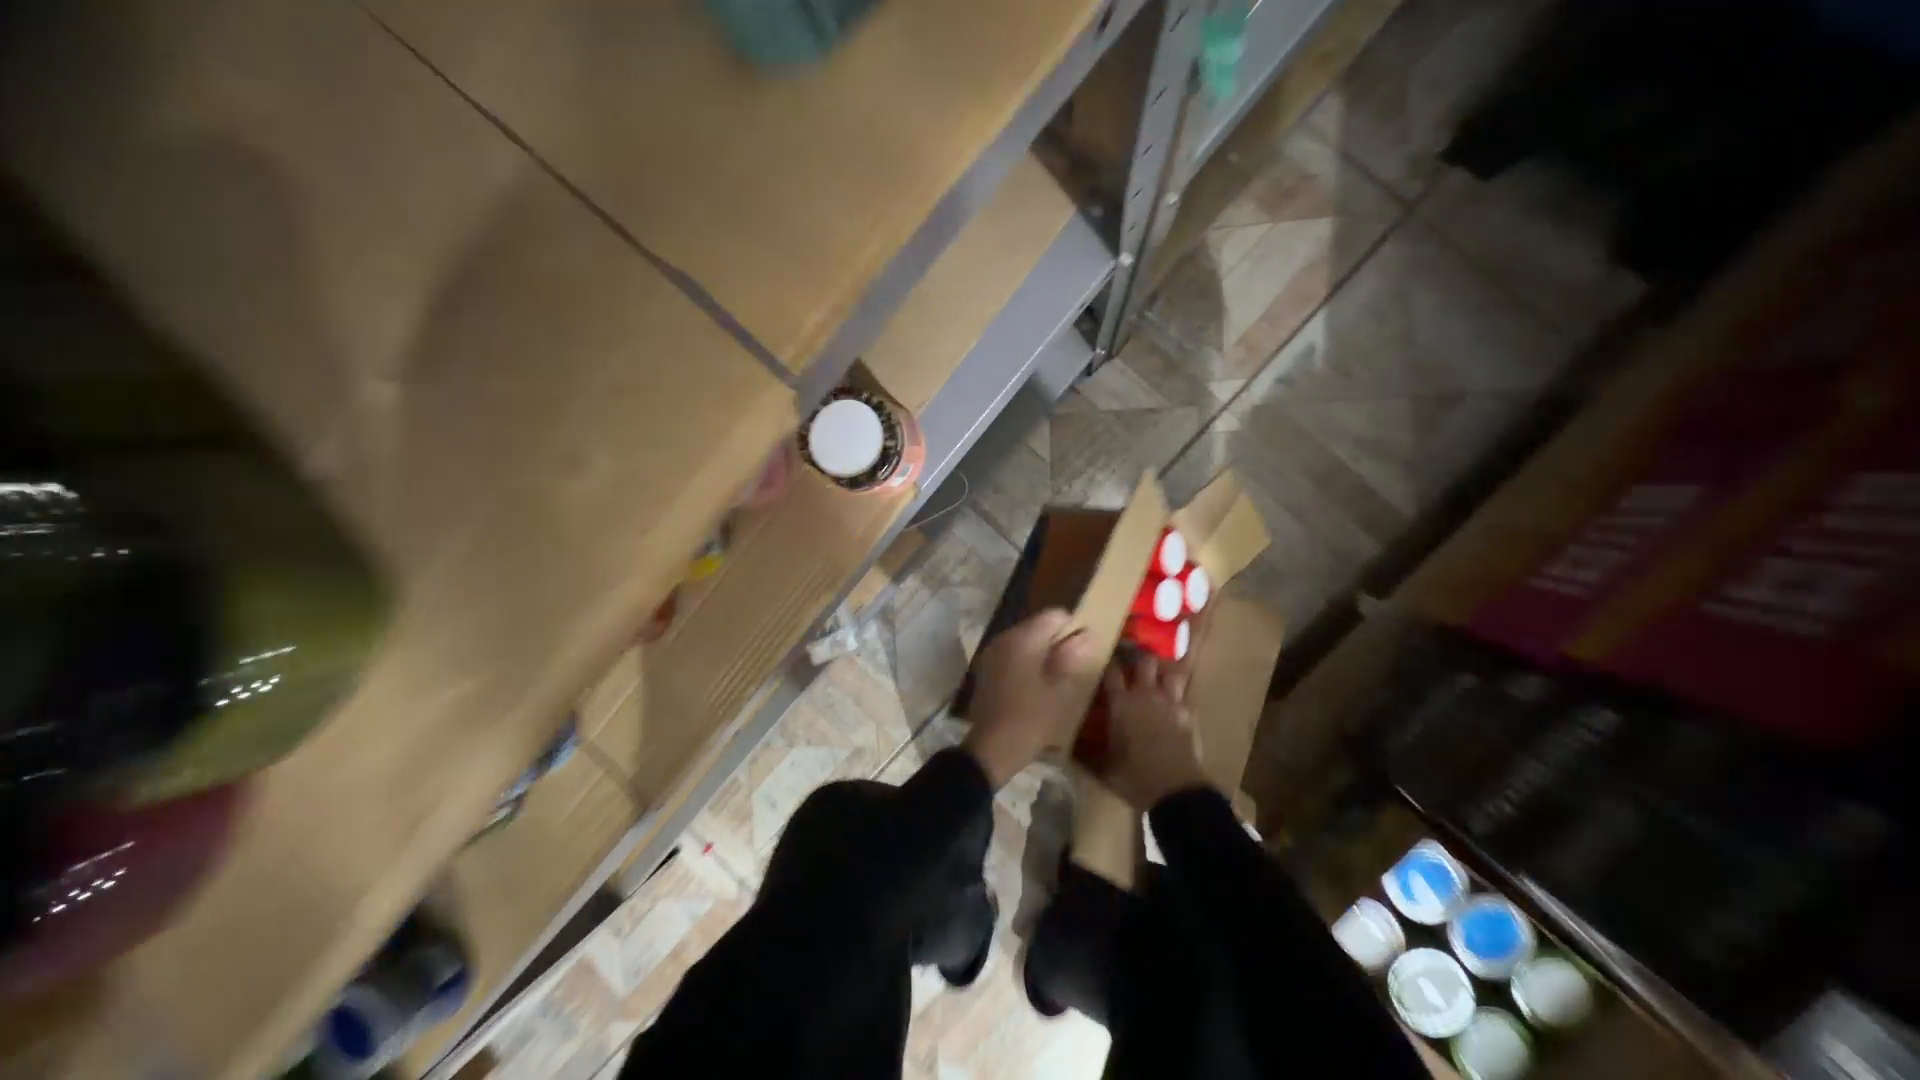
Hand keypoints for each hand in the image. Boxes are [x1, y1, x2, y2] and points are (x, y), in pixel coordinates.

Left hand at [962, 609, 1102, 787]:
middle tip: (1071, 667)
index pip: (1054, 615)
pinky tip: (1033, 686)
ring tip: (1054, 678)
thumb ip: (1073, 656)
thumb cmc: (1031, 718)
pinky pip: (1012, 654)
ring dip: (1041, 652)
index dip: (1073, 628)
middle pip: (1037, 626)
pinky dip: (1025, 662)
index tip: (1082, 651)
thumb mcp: (1060, 689)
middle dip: (1057, 640)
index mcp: (1023, 639)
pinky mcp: (986, 669)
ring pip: (1024, 640)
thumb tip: (1085, 634)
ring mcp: (992, 653)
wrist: (992, 747)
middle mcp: (1005, 638)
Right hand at [1098, 654, 1209, 810]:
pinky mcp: (1190, 714)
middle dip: (1139, 655)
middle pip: (1145, 660)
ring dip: (1163, 668)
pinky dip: (1178, 692)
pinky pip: (1185, 693)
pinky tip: (1174, 699)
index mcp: (1121, 703)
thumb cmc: (1134, 778)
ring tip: (1157, 671)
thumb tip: (1066, 746)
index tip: (1104, 656)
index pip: (1112, 670)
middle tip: (1132, 658)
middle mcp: (1146, 695)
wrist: (1175, 790)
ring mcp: (1172, 702)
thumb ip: (1085, 751)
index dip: (1108, 660)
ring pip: (1171, 670)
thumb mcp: (1102, 767)